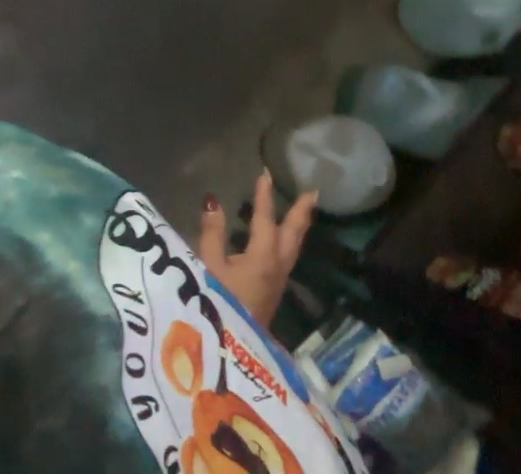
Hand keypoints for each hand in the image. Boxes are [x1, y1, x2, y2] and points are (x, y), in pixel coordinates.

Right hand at [198, 171, 315, 328]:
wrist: (232, 347)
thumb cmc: (218, 303)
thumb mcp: (208, 267)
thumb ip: (211, 234)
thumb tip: (213, 203)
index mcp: (262, 257)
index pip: (265, 220)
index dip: (264, 196)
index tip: (266, 174)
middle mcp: (277, 266)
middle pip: (293, 234)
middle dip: (301, 212)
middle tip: (312, 191)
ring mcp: (279, 280)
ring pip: (294, 246)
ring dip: (299, 226)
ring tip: (303, 210)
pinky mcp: (275, 290)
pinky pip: (288, 256)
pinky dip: (290, 239)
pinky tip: (282, 239)